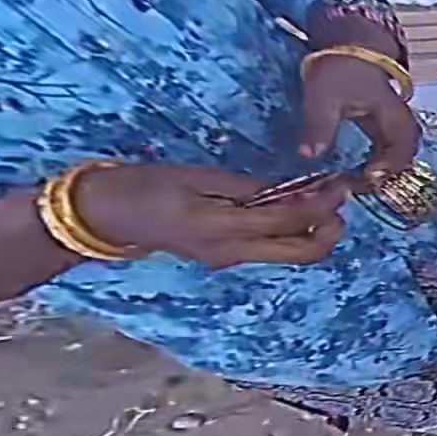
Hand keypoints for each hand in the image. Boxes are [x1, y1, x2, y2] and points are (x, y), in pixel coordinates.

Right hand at [76, 164, 345, 268]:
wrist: (96, 215)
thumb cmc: (143, 186)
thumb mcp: (199, 177)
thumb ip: (253, 188)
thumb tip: (300, 190)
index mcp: (223, 228)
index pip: (292, 221)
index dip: (324, 204)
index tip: (340, 185)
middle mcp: (236, 251)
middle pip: (307, 252)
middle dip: (331, 228)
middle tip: (336, 201)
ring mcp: (234, 258)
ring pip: (296, 255)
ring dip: (319, 232)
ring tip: (321, 204)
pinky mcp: (232, 257)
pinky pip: (277, 250)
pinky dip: (297, 233)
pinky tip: (297, 211)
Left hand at [300, 53, 420, 179]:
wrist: (352, 54)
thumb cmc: (339, 74)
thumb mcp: (322, 99)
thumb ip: (318, 128)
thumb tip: (308, 156)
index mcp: (395, 121)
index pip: (398, 154)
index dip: (383, 170)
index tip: (360, 180)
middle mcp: (406, 128)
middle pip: (404, 161)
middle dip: (385, 176)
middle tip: (358, 185)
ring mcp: (403, 130)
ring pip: (403, 159)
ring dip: (385, 171)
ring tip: (362, 180)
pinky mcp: (395, 130)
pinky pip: (396, 153)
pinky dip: (384, 163)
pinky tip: (367, 168)